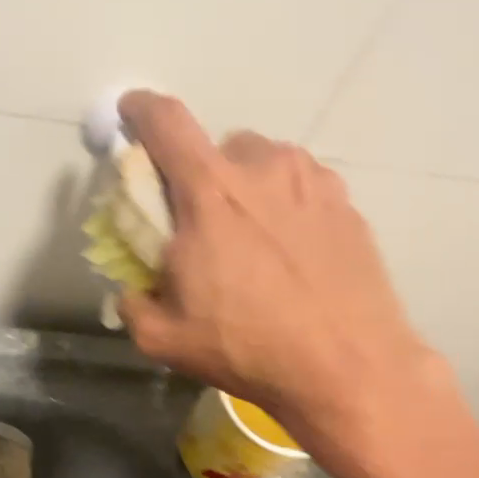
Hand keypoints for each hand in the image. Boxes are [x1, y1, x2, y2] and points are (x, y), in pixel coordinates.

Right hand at [115, 90, 444, 438]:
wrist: (345, 365)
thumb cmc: (247, 348)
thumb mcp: (164, 341)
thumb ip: (134, 304)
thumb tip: (133, 289)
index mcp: (209, 194)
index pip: (166, 123)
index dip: (142, 112)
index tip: (132, 116)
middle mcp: (263, 169)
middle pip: (218, 149)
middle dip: (202, 180)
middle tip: (203, 229)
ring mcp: (312, 181)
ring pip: (265, 166)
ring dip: (248, 192)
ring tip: (253, 246)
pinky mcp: (346, 204)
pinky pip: (302, 189)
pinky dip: (286, 210)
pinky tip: (291, 257)